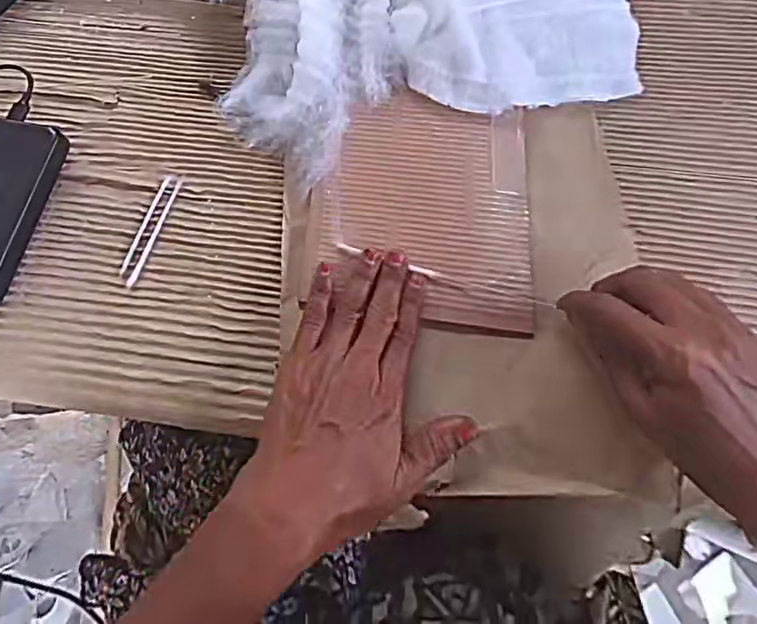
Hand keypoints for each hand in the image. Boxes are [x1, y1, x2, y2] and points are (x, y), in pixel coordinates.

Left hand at [224, 249, 478, 567]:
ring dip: (360, 280)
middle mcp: (356, 371)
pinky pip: (310, 321)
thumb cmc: (342, 495)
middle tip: (398, 254)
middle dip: (390, 281)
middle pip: (379, 315)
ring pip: (348, 311)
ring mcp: (324, 364)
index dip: (412, 306)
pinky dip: (319, 295)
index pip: (403, 338)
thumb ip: (436, 447)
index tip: (419, 282)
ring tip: (370, 254)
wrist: (287, 503)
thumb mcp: (401, 480)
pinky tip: (324, 274)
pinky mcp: (295, 367)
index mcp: (384, 395)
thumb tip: (470, 425)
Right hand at [559, 266, 756, 517]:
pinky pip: (699, 294)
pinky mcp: (744, 330)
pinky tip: (662, 314)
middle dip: (610, 285)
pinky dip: (671, 294)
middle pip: (642, 279)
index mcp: (672, 357)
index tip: (569, 304)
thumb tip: (590, 328)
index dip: (582, 303)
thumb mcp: (643, 414)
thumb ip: (612, 362)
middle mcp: (701, 331)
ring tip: (626, 304)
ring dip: (640, 284)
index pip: (612, 310)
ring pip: (671, 278)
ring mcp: (727, 326)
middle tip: (596, 302)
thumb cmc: (708, 457)